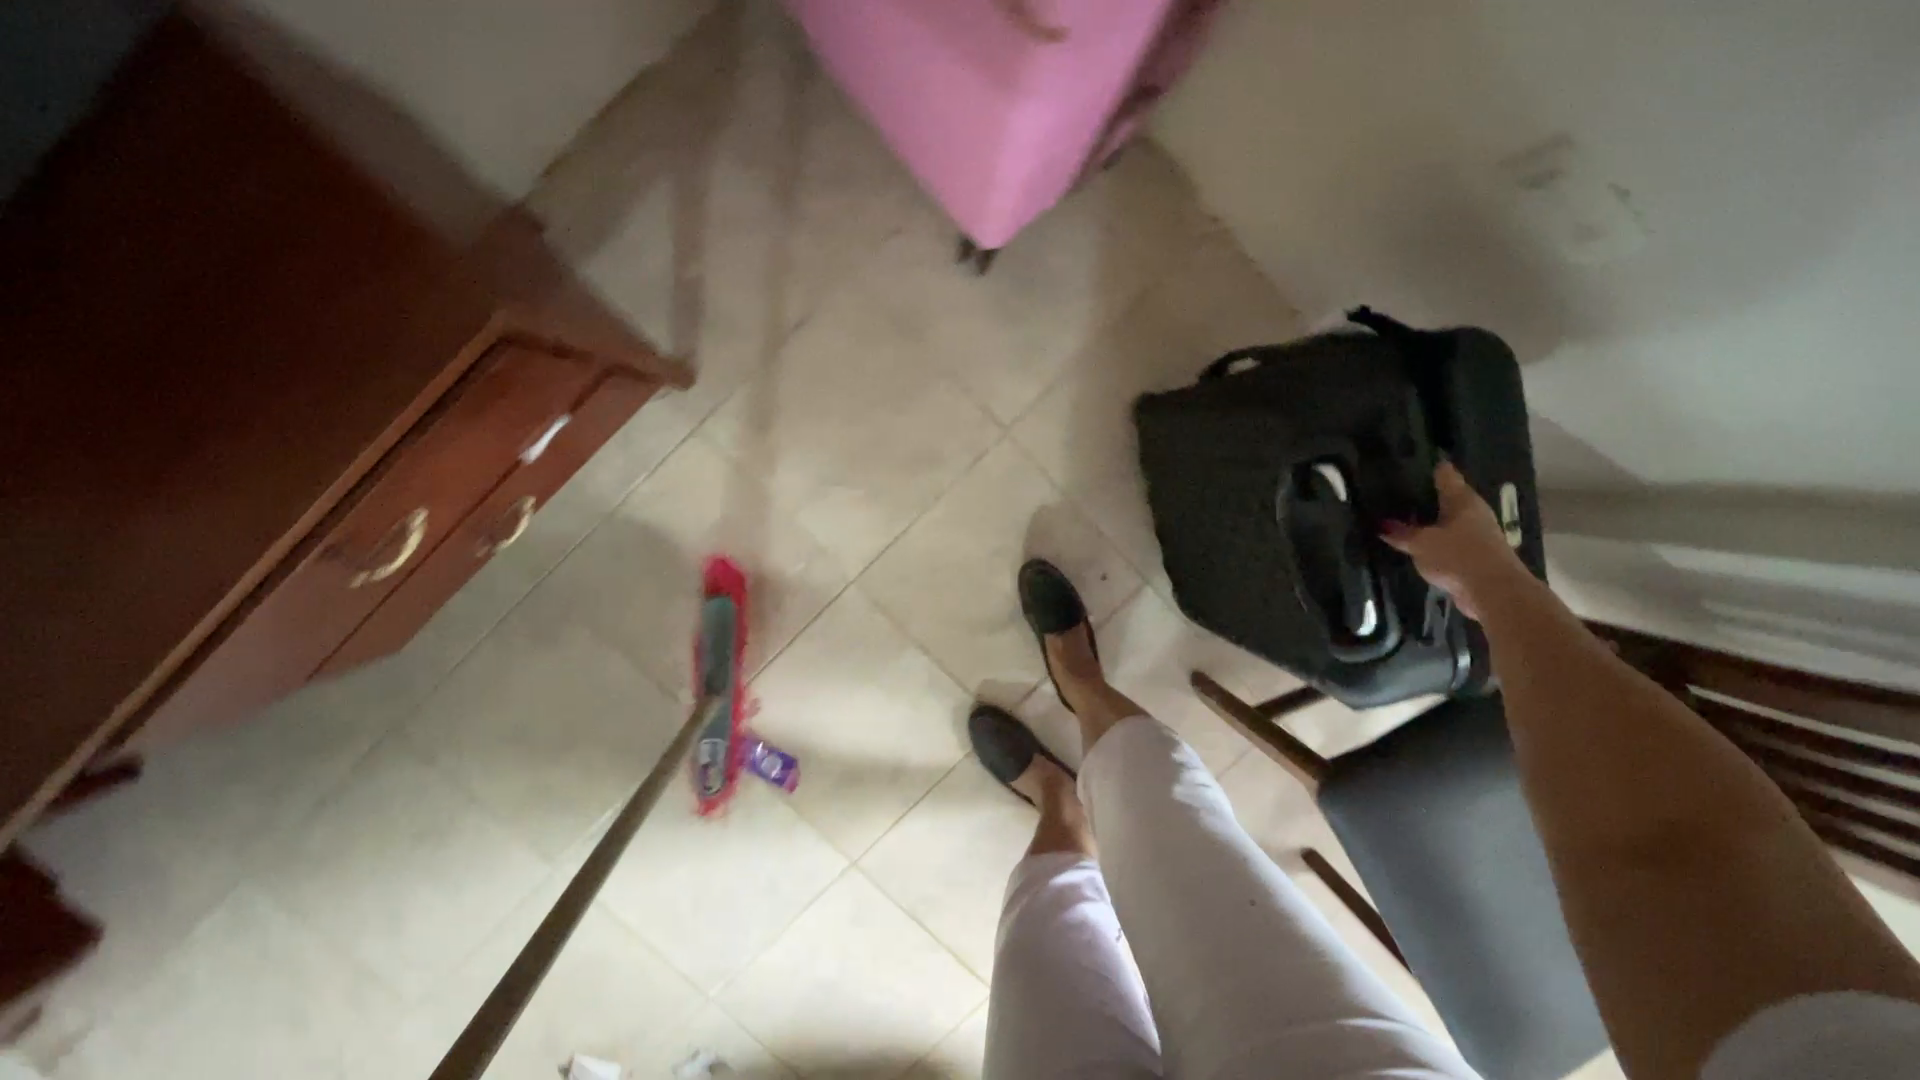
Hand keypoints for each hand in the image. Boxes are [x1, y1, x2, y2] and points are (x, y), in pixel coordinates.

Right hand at [1380, 462, 1529, 619]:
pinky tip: (1413, 545)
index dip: (1426, 466)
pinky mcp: (1474, 555)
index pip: (1443, 473)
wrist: (1493, 592)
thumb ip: (1400, 533)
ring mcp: (1476, 534)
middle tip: (1392, 493)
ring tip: (1398, 519)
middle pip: (1445, 497)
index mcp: (1462, 499)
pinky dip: (1433, 541)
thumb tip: (1381, 525)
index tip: (1404, 461)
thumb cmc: (1458, 556)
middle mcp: (1472, 512)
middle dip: (1421, 496)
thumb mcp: (1421, 543)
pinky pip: (1448, 542)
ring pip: (1446, 521)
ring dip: (1427, 521)